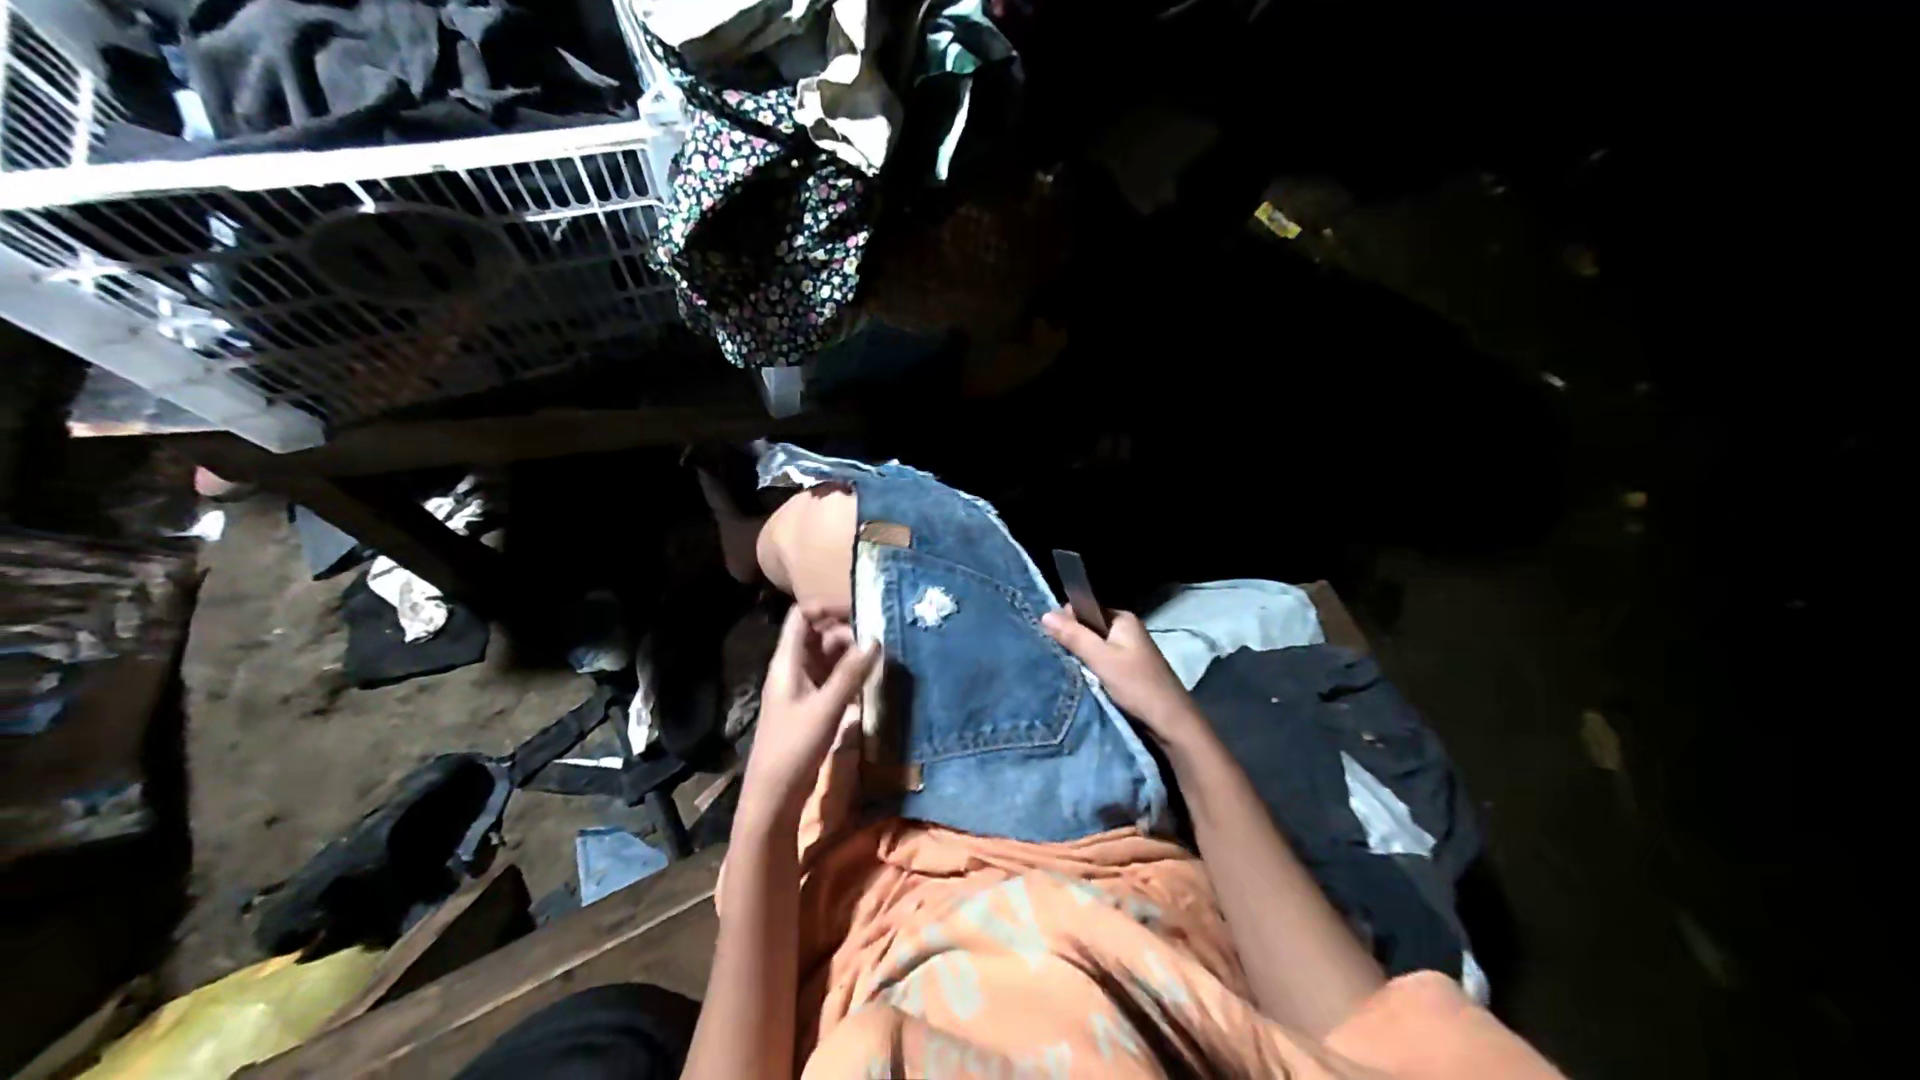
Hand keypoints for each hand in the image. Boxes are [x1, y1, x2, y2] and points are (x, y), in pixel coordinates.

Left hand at [739, 601, 877, 827]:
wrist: (774, 794)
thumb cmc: (794, 746)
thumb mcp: (826, 707)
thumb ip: (851, 673)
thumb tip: (875, 640)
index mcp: (788, 661)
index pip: (803, 616)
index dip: (828, 607)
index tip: (861, 612)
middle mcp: (793, 668)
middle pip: (819, 635)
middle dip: (849, 633)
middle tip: (880, 641)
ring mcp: (802, 688)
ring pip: (828, 658)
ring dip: (852, 655)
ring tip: (881, 660)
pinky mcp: (812, 707)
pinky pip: (832, 679)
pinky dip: (850, 676)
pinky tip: (871, 683)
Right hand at [1041, 607, 1208, 746]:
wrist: (1170, 722)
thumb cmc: (1137, 685)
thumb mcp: (1101, 658)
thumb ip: (1074, 636)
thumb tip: (1045, 614)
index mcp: (1122, 619)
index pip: (1084, 608)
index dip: (1066, 620)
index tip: (1051, 639)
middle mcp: (1125, 630)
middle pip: (1087, 627)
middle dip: (1071, 640)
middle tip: (1055, 656)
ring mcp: (1127, 651)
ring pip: (1092, 647)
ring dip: (1079, 657)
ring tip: (1063, 668)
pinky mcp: (1126, 670)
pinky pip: (1100, 662)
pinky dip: (1089, 669)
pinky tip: (1079, 678)